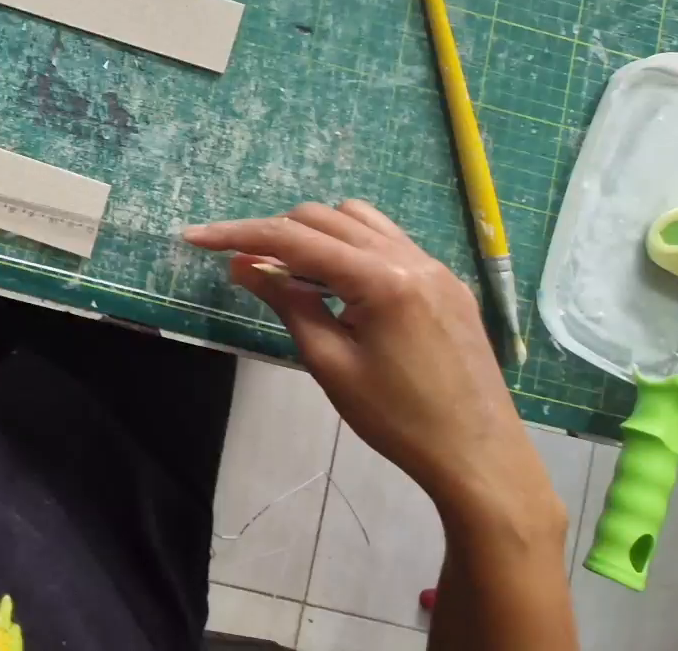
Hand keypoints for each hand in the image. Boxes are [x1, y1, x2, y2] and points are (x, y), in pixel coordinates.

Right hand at [182, 201, 561, 533]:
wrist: (483, 461)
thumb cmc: (397, 418)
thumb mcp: (327, 360)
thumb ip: (285, 301)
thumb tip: (240, 264)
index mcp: (382, 279)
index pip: (292, 238)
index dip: (236, 234)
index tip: (194, 237)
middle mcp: (411, 258)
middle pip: (321, 217)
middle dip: (272, 233)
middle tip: (243, 267)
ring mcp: (434, 267)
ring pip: (355, 218)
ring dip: (312, 233)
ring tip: (289, 272)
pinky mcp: (444, 282)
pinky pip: (384, 239)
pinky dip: (346, 245)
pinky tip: (334, 281)